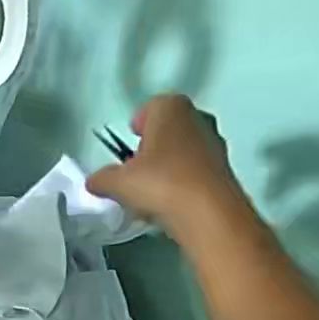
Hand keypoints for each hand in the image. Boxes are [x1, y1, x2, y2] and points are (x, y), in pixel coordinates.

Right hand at [86, 93, 253, 233]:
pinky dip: (182, 182)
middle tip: (136, 173)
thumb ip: (102, 179)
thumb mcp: (118, 183)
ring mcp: (214, 141)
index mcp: (171, 107)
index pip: (148, 109)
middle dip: (151, 148)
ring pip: (182, 150)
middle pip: (167, 130)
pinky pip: (195, 170)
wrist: (206, 212)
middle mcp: (197, 116)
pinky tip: (171, 203)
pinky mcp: (224, 168)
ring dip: (167, 166)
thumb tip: (94, 181)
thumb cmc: (160, 183)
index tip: (126, 151)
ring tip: (153, 193)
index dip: (135, 129)